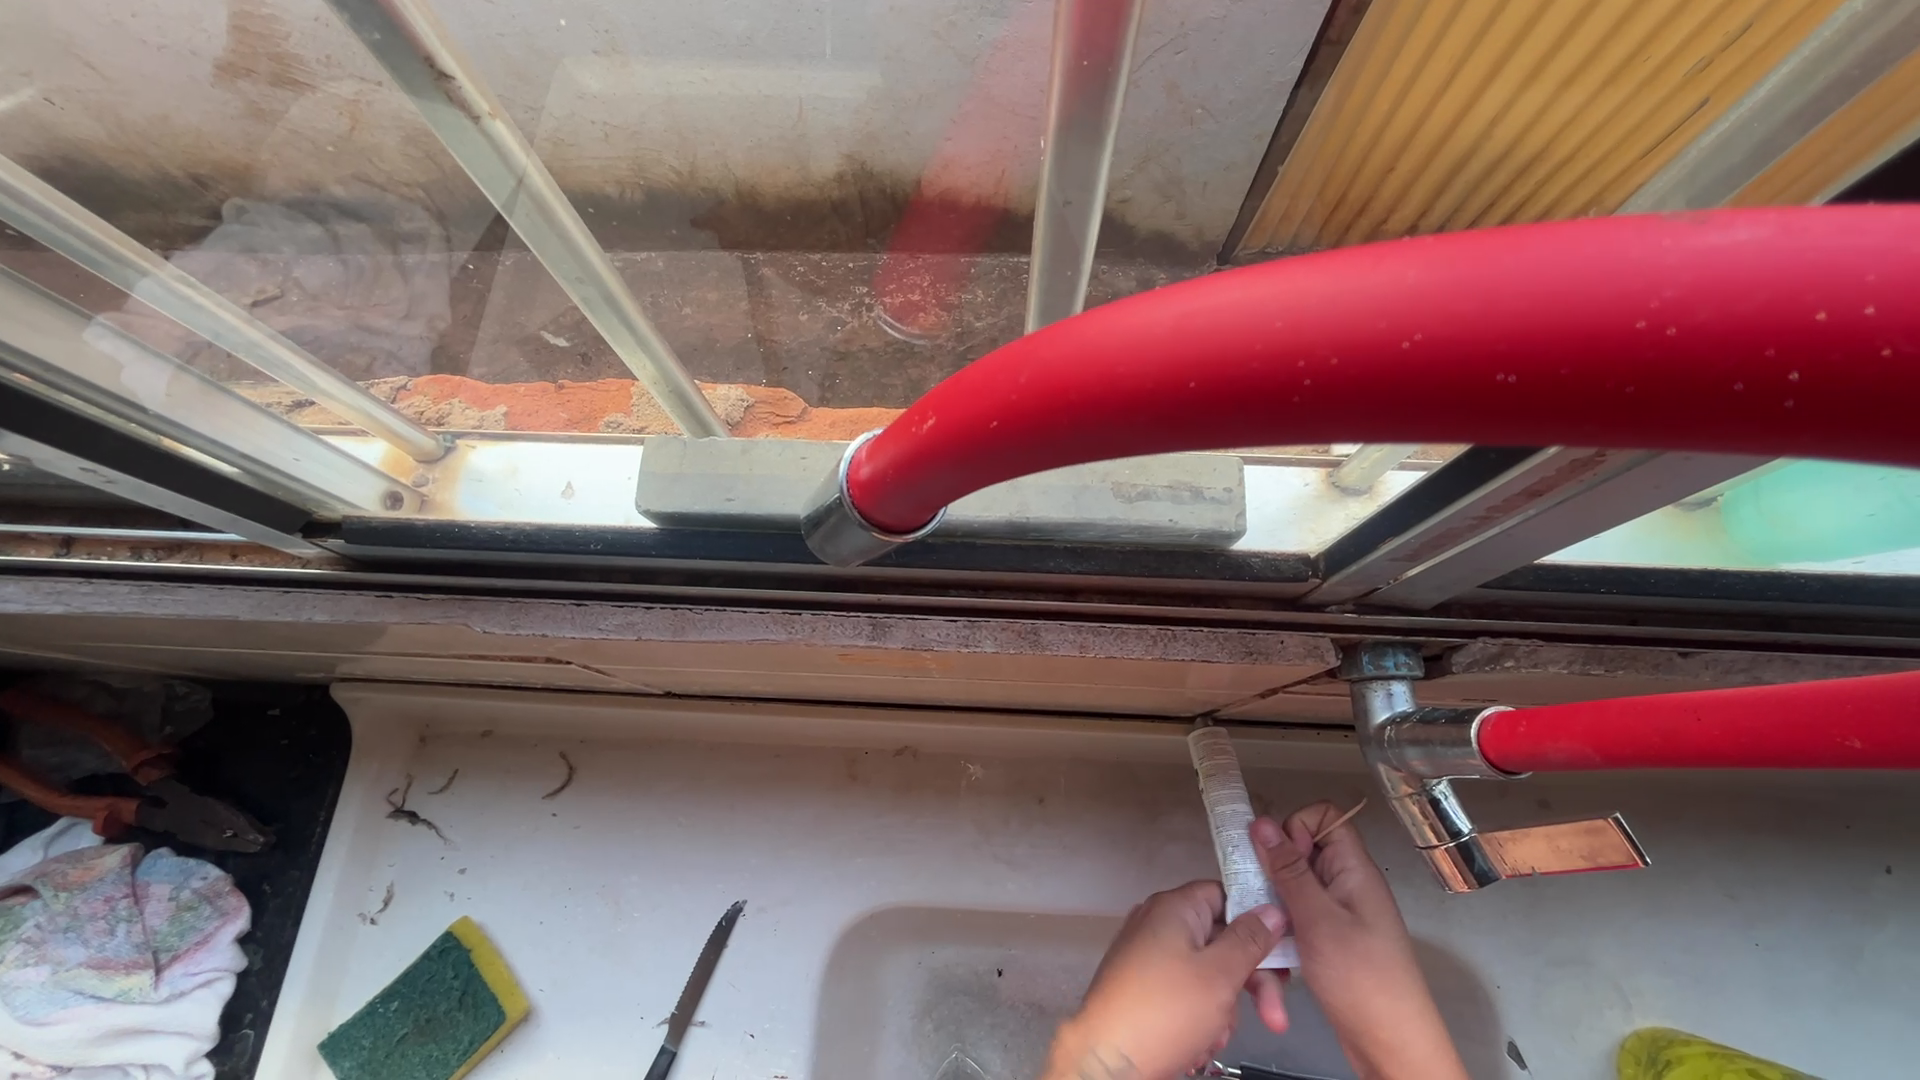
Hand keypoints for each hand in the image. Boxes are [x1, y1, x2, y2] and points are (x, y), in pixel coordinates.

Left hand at [1043, 881, 1283, 1079]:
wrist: (1109, 1059)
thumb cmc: (1162, 1012)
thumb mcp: (1219, 975)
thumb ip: (1250, 940)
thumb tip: (1271, 911)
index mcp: (1174, 907)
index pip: (1225, 895)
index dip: (1256, 920)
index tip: (1282, 951)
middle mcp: (1159, 923)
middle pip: (1221, 939)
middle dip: (1250, 981)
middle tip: (1273, 1017)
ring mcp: (1149, 954)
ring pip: (1208, 972)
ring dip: (1223, 1008)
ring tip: (1214, 1036)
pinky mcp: (1144, 986)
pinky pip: (1186, 992)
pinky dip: (1199, 1017)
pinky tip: (1197, 1043)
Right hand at [1251, 804, 1468, 1079]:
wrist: (1393, 1049)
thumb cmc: (1362, 982)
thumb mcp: (1318, 920)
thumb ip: (1288, 869)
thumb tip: (1260, 822)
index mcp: (1354, 870)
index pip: (1323, 817)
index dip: (1295, 828)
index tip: (1279, 861)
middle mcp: (1347, 885)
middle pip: (1302, 851)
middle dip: (1274, 870)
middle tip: (1262, 898)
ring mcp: (1339, 913)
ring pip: (1294, 887)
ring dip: (1274, 905)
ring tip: (1266, 932)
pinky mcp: (1330, 939)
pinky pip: (1297, 916)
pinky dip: (1282, 929)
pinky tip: (1275, 955)